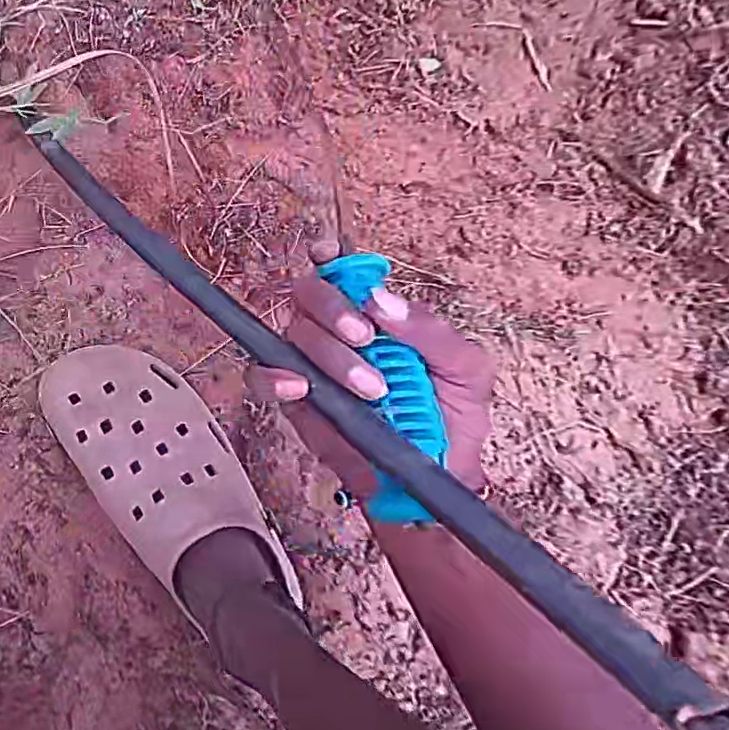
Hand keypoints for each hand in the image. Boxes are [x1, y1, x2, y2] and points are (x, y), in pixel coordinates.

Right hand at [247, 243, 493, 498]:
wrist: (434, 475)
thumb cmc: (450, 418)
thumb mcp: (464, 369)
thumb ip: (430, 331)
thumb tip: (382, 299)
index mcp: (374, 315)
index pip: (341, 273)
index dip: (329, 258)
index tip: (329, 254)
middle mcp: (334, 332)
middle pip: (309, 296)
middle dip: (334, 311)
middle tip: (365, 337)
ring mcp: (308, 363)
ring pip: (292, 335)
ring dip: (327, 356)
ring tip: (368, 389)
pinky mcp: (290, 397)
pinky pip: (263, 376)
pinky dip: (276, 378)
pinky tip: (299, 388)